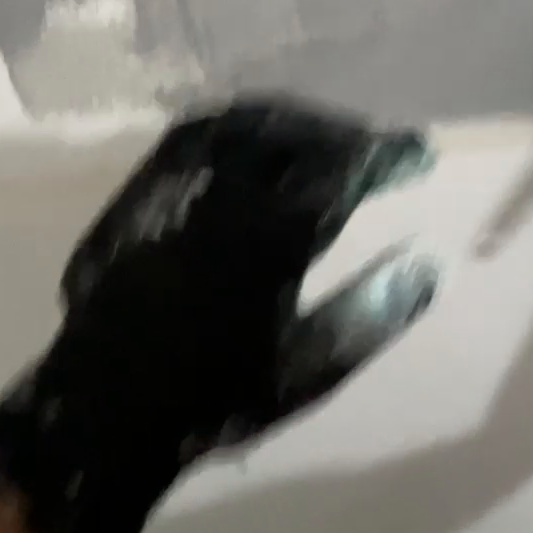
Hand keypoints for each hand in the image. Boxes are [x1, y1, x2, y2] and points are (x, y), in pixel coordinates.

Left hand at [0, 95, 440, 532]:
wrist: (102, 412)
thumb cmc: (216, 396)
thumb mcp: (308, 370)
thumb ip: (374, 312)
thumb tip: (430, 260)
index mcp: (270, 238)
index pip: (344, 173)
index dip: (387, 157)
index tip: (419, 154)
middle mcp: (224, 196)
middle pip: (296, 136)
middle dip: (345, 133)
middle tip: (374, 146)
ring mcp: (176, 186)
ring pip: (245, 123)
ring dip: (293, 121)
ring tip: (323, 133)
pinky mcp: (142, 190)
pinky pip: (195, 133)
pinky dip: (239, 124)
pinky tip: (254, 140)